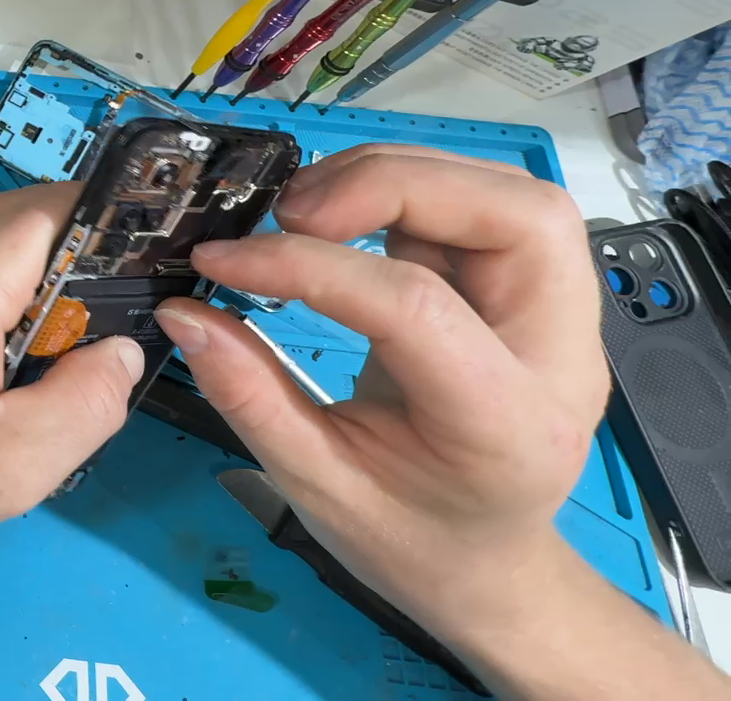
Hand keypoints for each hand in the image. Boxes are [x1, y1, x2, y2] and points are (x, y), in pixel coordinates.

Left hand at [0, 182, 145, 565]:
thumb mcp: (10, 464)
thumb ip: (87, 401)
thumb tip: (118, 351)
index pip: (59, 209)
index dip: (113, 232)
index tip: (146, 276)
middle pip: (24, 214)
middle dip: (75, 256)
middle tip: (97, 329)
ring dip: (29, 269)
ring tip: (45, 344)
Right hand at [153, 145, 609, 641]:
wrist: (484, 558)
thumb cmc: (403, 533)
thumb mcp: (309, 482)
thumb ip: (245, 392)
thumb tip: (181, 312)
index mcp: (499, 420)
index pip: (412, 304)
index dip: (302, 264)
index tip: (216, 260)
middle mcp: (553, 351)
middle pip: (513, 215)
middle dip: (388, 186)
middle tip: (287, 213)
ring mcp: (548, 313)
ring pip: (502, 192)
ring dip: (392, 176)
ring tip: (300, 211)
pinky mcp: (517, 289)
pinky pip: (473, 202)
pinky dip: (395, 187)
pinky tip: (331, 217)